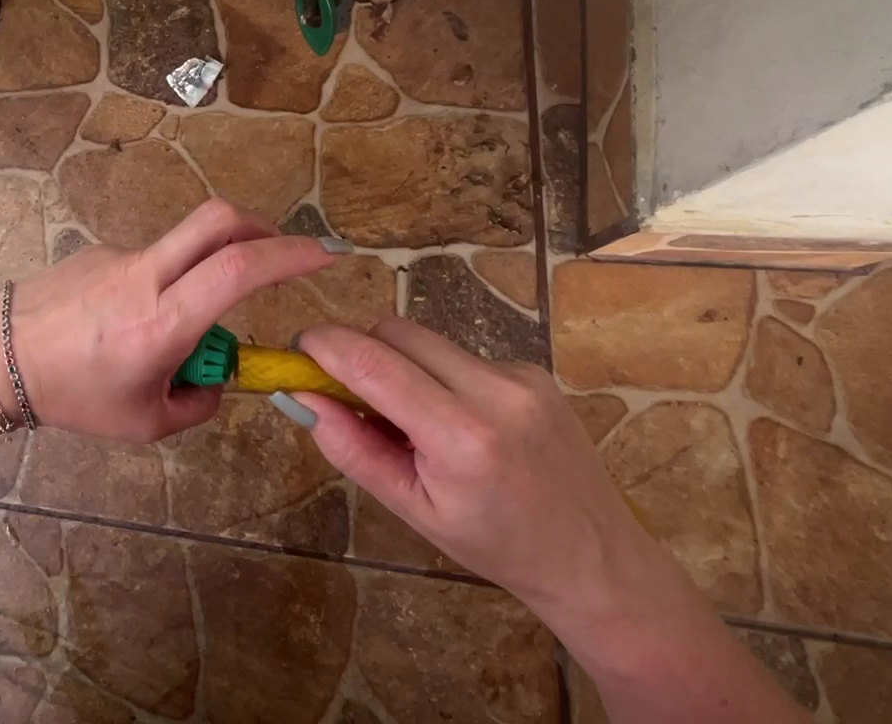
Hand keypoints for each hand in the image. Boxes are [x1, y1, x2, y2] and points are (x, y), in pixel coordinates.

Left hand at [0, 199, 334, 442]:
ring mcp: (119, 256)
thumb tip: (217, 374)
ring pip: (184, 246)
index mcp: (162, 322)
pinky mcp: (98, 252)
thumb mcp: (146, 422)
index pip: (238, 270)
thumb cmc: (72, 397)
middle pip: (217, 220)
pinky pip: (148, 262)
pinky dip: (162, 285)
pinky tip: (128, 324)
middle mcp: (145, 276)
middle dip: (263, 228)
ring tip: (175, 331)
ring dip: (205, 272)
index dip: (289, 255)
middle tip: (283, 254)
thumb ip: (199, 402)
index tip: (325, 256)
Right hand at [287, 319, 668, 626]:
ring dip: (395, 363)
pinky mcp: (531, 371)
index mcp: (462, 437)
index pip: (372, 361)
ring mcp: (520, 376)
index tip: (295, 351)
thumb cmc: (493, 543)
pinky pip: (455, 353)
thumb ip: (348, 446)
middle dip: (356, 349)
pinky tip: (452, 418)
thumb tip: (299, 395)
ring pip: (423, 339)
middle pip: (393, 332)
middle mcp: (495, 392)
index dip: (323, 345)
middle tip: (343, 390)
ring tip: (406, 417)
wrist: (596, 560)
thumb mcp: (409, 507)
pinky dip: (433, 374)